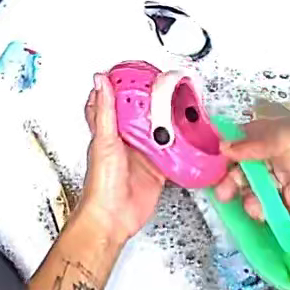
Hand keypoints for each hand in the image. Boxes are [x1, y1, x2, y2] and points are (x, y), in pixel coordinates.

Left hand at [75, 73, 165, 246]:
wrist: (114, 217)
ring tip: (182, 106)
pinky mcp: (158, 168)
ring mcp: (144, 154)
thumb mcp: (105, 140)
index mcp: (110, 131)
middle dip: (154, 102)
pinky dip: (181, 145)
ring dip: (169, 122)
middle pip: (142, 115)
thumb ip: (105, 111)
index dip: (122, 86)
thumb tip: (100, 81)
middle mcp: (127, 140)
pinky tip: (189, 137)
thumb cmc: (102, 184)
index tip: (135, 72)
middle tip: (167, 87)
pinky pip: (173, 152)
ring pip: (159, 131)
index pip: (114, 102)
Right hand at [212, 121, 289, 224]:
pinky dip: (261, 209)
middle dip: (232, 177)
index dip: (228, 149)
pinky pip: (268, 205)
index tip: (211, 163)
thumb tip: (225, 146)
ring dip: (246, 195)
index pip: (245, 138)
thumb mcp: (285, 144)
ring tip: (249, 205)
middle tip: (221, 191)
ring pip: (255, 186)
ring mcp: (285, 178)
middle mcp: (279, 154)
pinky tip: (260, 212)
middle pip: (246, 165)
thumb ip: (252, 146)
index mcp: (278, 134)